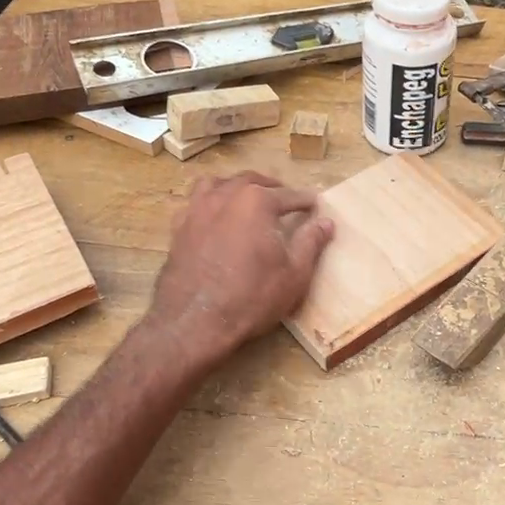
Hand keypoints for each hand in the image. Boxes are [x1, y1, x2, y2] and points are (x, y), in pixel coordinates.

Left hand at [143, 171, 334, 365]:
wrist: (193, 322)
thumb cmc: (251, 297)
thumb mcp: (294, 273)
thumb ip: (311, 242)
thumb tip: (326, 222)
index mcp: (257, 202)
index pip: (288, 195)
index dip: (305, 201)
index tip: (314, 204)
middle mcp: (225, 196)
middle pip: (251, 181)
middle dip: (271, 187)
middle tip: (284, 198)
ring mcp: (197, 210)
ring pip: (217, 184)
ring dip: (235, 186)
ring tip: (245, 197)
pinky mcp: (178, 229)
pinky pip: (195, 203)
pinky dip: (210, 203)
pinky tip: (215, 218)